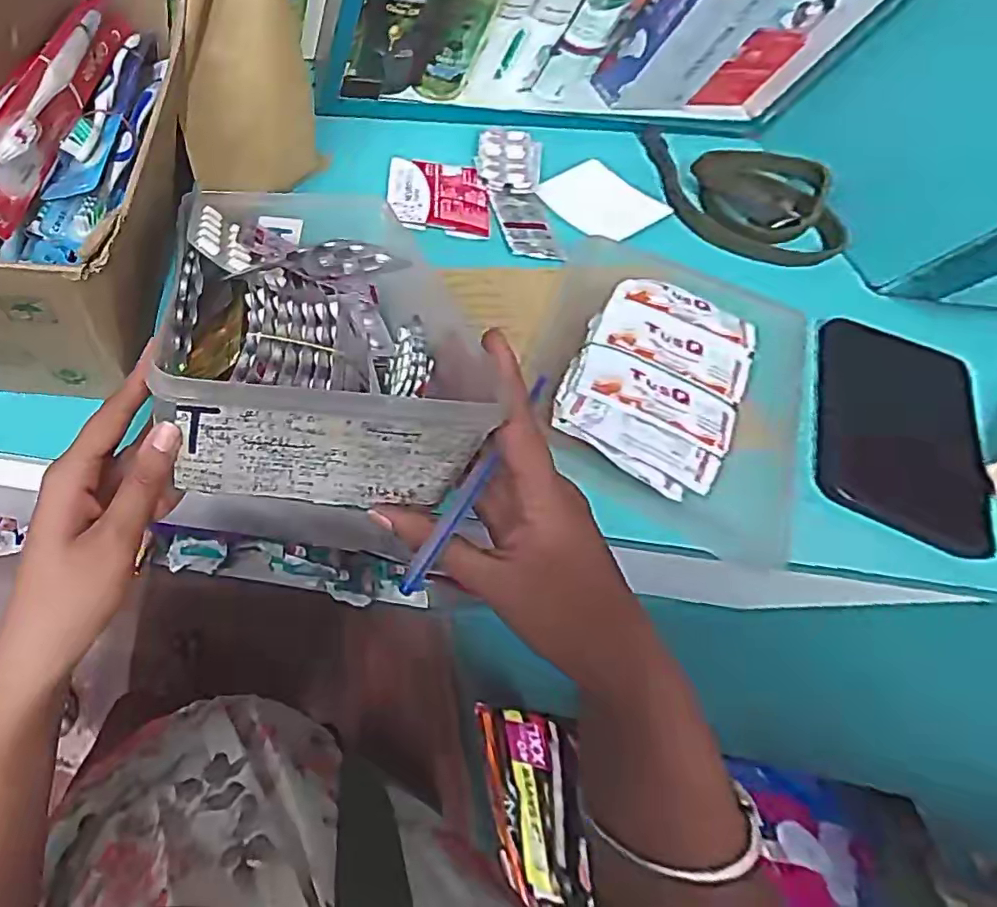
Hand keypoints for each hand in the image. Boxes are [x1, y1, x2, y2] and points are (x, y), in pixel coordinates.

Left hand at [0, 351, 183, 689]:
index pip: (110, 415)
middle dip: (156, 416)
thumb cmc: (72, 596)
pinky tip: (177, 492)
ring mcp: (85, 503)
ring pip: (129, 471)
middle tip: (197, 390)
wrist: (40, 653)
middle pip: (122, 438)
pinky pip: (126, 498)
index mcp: (72, 474)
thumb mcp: (115, 538)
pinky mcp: (93, 525)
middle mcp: (77, 479)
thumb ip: (144, 485)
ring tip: (201, 436)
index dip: (137, 380)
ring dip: (158, 463)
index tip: (160, 345)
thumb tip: (169, 429)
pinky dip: (150, 495)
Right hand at [373, 330, 655, 694]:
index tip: (489, 338)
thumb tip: (379, 510)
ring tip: (421, 410)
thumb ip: (436, 542)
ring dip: (462, 440)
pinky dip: (462, 479)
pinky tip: (432, 470)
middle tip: (430, 370)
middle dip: (470, 400)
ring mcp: (536, 509)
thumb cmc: (565, 614)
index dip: (503, 379)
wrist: (618, 659)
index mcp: (543, 492)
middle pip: (502, 435)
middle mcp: (541, 489)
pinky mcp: (529, 527)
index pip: (518, 424)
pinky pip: (491, 493)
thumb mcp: (494, 580)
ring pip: (493, 465)